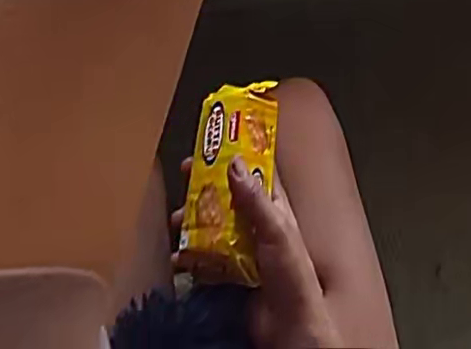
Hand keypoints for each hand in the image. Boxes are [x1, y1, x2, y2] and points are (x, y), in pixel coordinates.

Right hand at [172, 158, 339, 348]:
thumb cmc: (293, 276)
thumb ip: (255, 197)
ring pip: (212, 223)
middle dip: (204, 183)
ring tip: (177, 220)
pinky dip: (190, 254)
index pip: (254, 168)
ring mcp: (242, 246)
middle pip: (226, 193)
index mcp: (273, 205)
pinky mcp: (230, 271)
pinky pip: (206, 257)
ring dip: (192, 219)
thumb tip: (234, 161)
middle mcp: (256, 221)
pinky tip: (179, 256)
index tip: (211, 140)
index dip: (235, 152)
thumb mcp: (276, 229)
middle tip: (185, 174)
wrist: (289, 330)